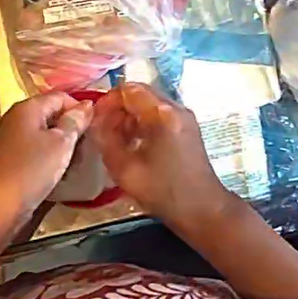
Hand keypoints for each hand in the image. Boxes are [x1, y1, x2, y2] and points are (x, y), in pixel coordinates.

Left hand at [0, 92, 92, 220]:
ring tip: (78, 160)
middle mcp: (17, 118)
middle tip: (89, 145)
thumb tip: (88, 105)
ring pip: (46, 133)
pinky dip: (51, 157)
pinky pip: (37, 150)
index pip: (61, 96)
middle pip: (53, 114)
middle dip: (73, 127)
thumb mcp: (61, 143)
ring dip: (63, 144)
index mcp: (28, 107)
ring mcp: (12, 139)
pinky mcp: (11, 159)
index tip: (96, 126)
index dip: (80, 108)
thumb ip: (75, 121)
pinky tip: (61, 171)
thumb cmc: (31, 170)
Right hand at [89, 84, 236, 232]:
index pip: (128, 89)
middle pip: (140, 93)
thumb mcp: (125, 169)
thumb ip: (106, 140)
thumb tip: (96, 122)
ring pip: (149, 104)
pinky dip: (143, 123)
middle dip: (118, 108)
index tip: (94, 118)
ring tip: (115, 138)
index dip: (107, 100)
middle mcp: (176, 108)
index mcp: (162, 114)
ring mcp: (184, 117)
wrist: (203, 209)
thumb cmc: (163, 191)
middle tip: (103, 128)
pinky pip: (160, 115)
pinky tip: (133, 143)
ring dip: (130, 116)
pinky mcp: (187, 128)